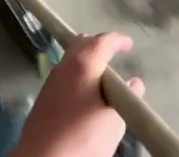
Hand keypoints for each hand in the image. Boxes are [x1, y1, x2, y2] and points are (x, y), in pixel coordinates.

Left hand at [11, 32, 144, 156]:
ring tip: (102, 72)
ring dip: (87, 58)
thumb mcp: (113, 122)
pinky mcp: (44, 96)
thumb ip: (126, 99)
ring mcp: (52, 79)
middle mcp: (65, 65)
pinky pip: (65, 73)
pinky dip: (78, 72)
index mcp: (83, 65)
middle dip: (99, 44)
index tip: (129, 43)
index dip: (117, 40)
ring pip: (71, 58)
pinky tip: (85, 90)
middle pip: (82, 43)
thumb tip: (134, 83)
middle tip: (114, 52)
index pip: (102, 41)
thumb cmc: (83, 137)